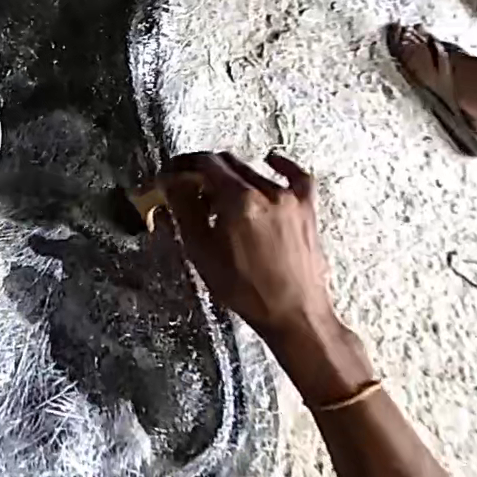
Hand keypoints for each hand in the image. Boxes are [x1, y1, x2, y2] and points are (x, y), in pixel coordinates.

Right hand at [149, 151, 371, 402]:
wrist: (295, 316)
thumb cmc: (245, 290)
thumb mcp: (202, 252)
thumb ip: (184, 209)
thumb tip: (170, 182)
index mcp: (238, 200)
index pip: (204, 163)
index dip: (183, 165)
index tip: (171, 173)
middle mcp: (265, 191)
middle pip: (226, 162)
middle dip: (202, 169)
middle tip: (187, 184)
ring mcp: (289, 198)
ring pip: (252, 171)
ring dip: (230, 177)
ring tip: (218, 198)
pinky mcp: (306, 209)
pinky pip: (295, 176)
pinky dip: (280, 165)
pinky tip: (270, 159)